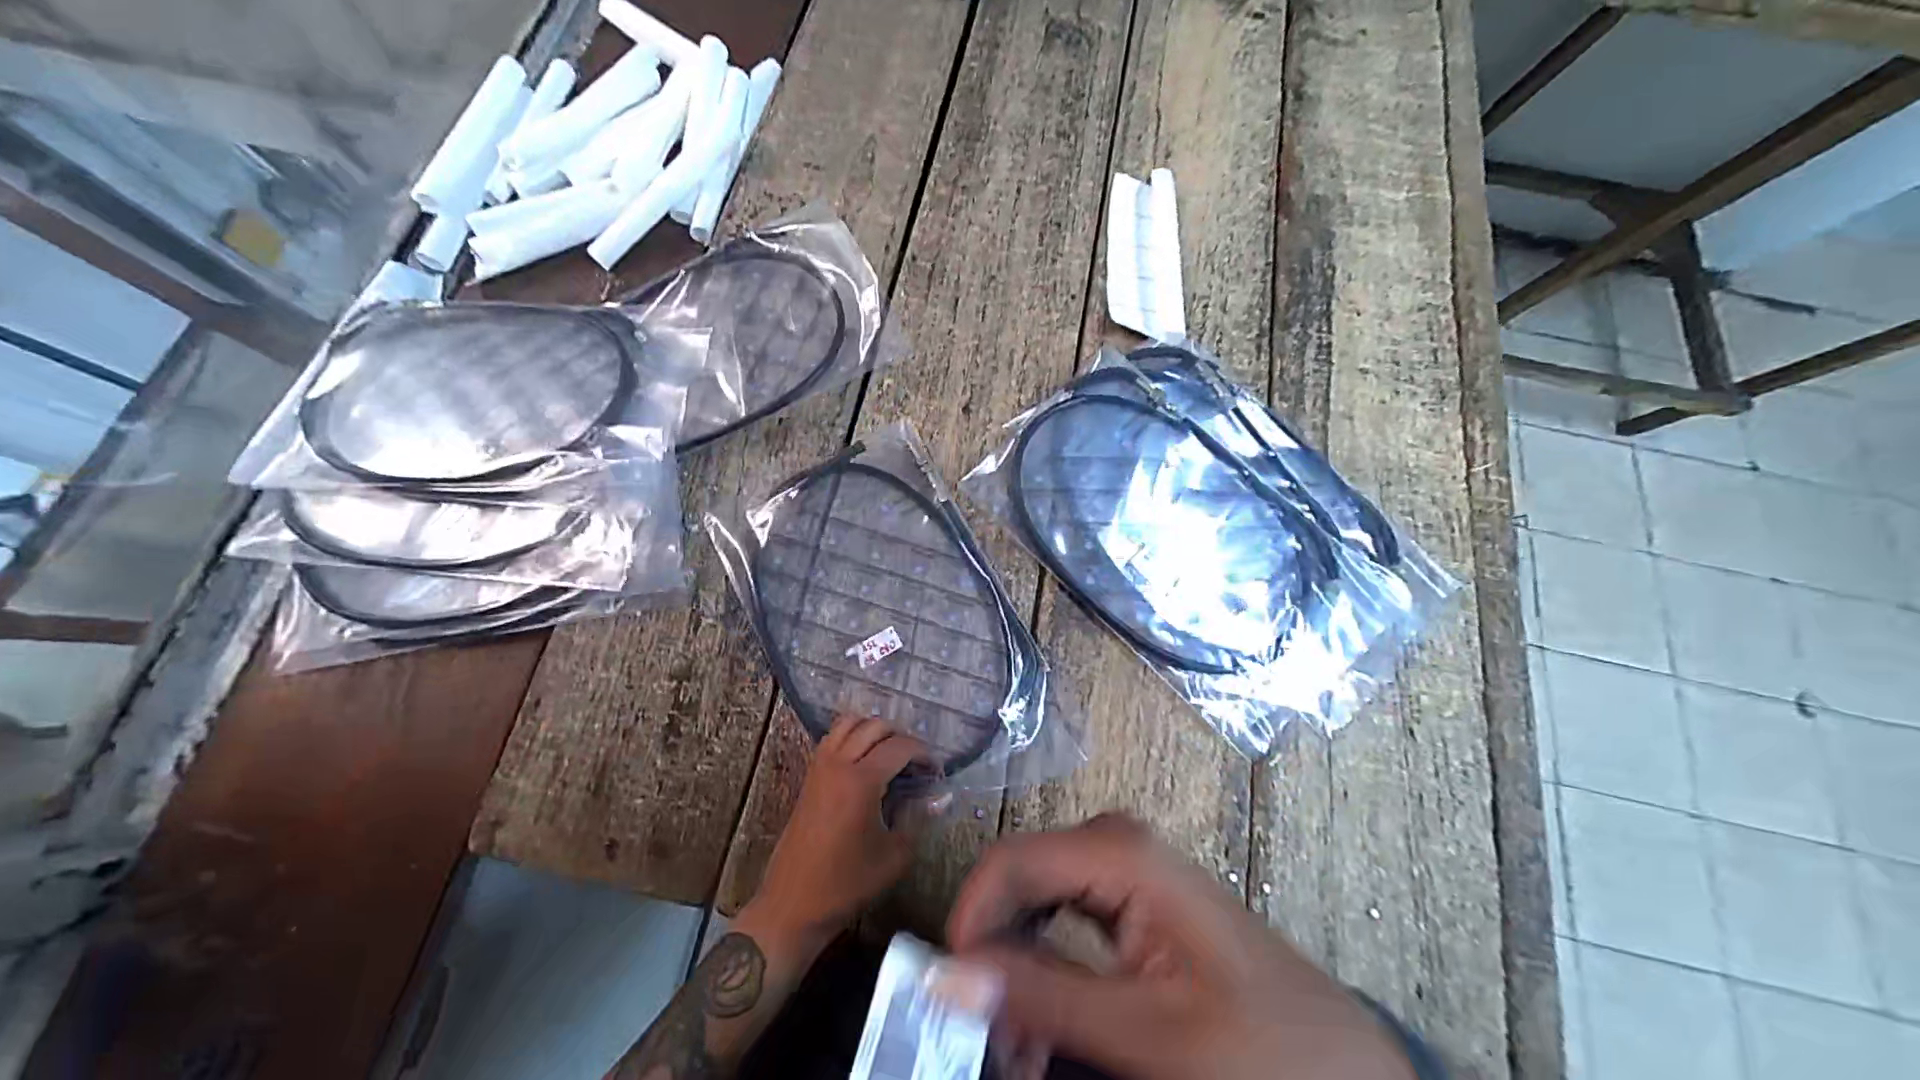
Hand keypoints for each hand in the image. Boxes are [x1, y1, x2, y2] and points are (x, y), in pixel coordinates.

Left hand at [738, 714, 928, 950]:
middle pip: (874, 727)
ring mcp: (820, 767)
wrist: (794, 903)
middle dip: (901, 737)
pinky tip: (865, 761)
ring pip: (849, 724)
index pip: (900, 747)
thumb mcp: (894, 855)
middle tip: (917, 762)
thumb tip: (939, 797)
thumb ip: (918, 818)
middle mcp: (839, 763)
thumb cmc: (847, 883)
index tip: (937, 770)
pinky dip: (852, 737)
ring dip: (873, 730)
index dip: (924, 754)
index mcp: (862, 780)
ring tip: (891, 754)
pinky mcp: (809, 776)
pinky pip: (833, 738)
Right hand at [946, 815, 1414, 1079]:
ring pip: (1036, 902)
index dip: (972, 921)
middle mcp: (1116, 843)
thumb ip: (1043, 995)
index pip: (1009, 862)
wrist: (1341, 1065)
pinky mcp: (1133, 898)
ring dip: (1017, 968)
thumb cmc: (1257, 1044)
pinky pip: (1064, 918)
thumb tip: (948, 972)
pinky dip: (1044, 967)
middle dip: (996, 953)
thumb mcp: (1144, 1030)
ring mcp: (1126, 868)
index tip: (955, 993)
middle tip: (992, 1033)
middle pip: (1019, 881)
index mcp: (1120, 852)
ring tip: (1019, 1040)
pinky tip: (1046, 1019)